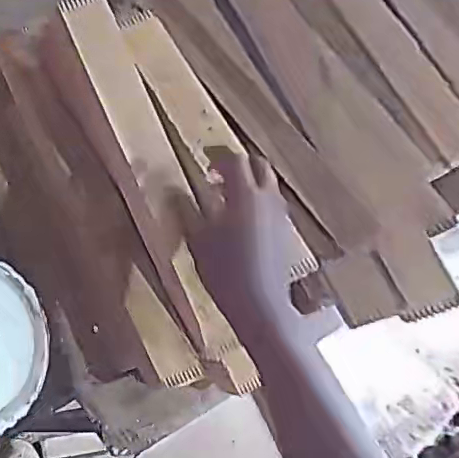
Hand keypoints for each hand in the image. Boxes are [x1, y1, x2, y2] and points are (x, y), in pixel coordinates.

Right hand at [191, 149, 296, 336]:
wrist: (260, 303)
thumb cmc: (223, 270)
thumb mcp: (196, 240)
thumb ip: (187, 210)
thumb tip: (176, 190)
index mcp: (244, 195)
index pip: (234, 160)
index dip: (217, 154)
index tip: (202, 156)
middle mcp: (266, 198)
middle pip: (257, 165)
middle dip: (237, 163)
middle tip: (215, 171)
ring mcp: (278, 214)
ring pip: (266, 184)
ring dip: (247, 181)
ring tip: (223, 195)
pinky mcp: (283, 230)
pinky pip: (269, 202)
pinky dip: (254, 199)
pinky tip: (237, 219)